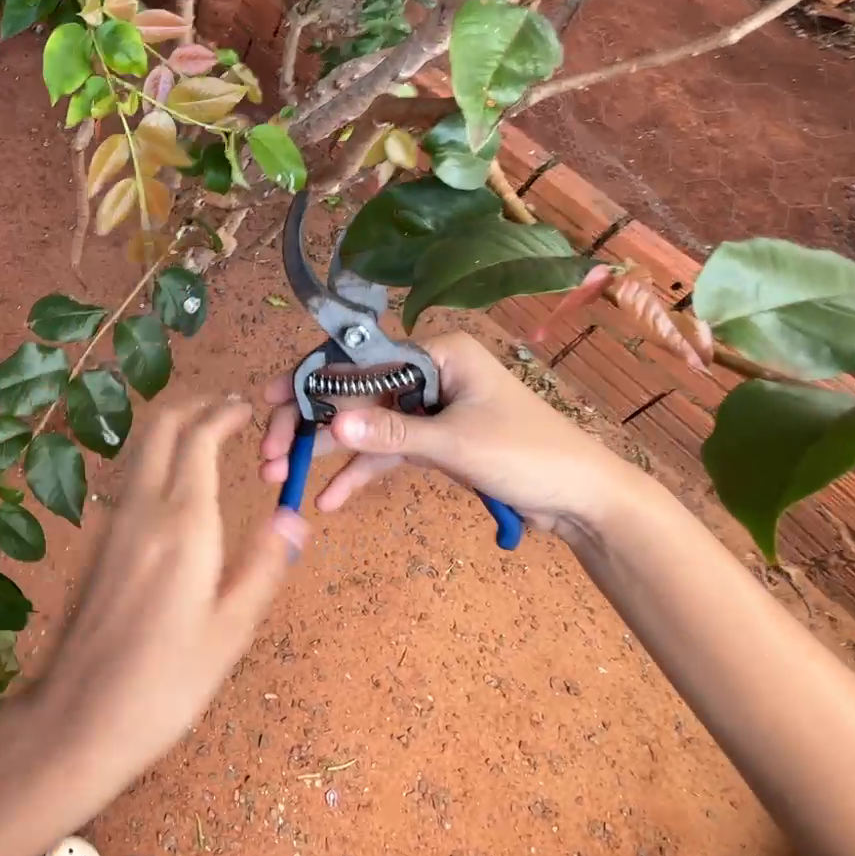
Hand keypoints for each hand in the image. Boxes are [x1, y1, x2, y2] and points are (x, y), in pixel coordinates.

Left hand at [25, 392, 305, 808]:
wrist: (80, 712)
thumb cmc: (167, 679)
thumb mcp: (230, 631)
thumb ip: (263, 567)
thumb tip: (293, 517)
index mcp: (183, 523)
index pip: (198, 439)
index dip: (222, 413)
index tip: (247, 407)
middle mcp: (143, 509)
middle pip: (162, 428)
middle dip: (196, 405)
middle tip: (229, 408)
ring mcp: (114, 522)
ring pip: (141, 448)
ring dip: (174, 428)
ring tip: (209, 434)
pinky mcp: (100, 542)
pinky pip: (131, 476)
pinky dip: (158, 455)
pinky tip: (177, 481)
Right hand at [258, 330, 653, 536]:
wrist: (586, 501)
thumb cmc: (531, 456)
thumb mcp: (457, 443)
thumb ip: (392, 433)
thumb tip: (333, 423)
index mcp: (438, 354)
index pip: (361, 361)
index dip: (312, 381)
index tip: (272, 400)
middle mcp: (427, 374)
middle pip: (353, 395)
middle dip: (309, 425)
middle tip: (268, 452)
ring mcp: (427, 409)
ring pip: (362, 426)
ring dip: (325, 453)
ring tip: (281, 477)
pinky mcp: (430, 441)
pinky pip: (384, 453)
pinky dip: (358, 475)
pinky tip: (330, 500)